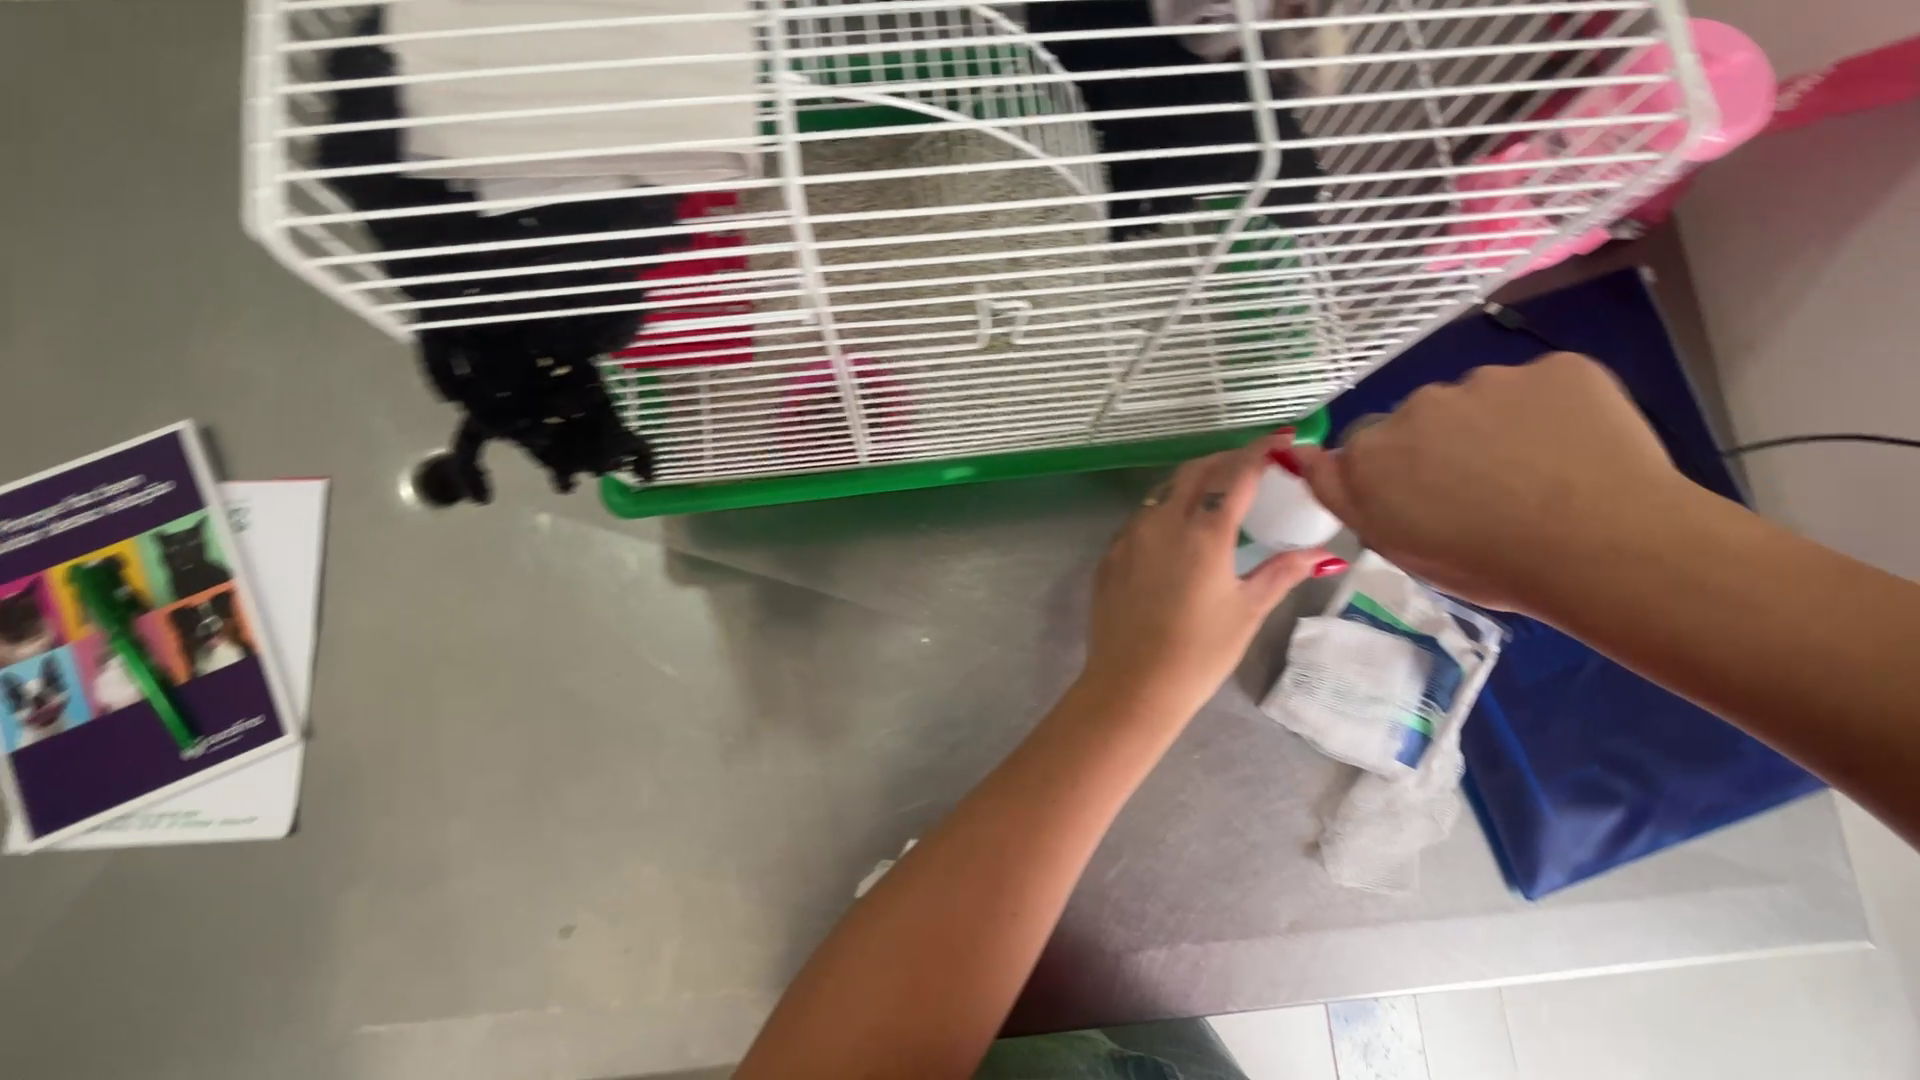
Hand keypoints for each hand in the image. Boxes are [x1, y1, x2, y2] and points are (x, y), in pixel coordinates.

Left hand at [1082, 434, 1344, 717]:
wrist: (1131, 686)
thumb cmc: (1198, 653)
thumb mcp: (1248, 611)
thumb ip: (1282, 572)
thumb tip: (1322, 555)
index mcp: (1202, 532)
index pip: (1235, 473)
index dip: (1260, 451)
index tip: (1280, 441)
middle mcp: (1161, 522)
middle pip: (1196, 471)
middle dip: (1226, 461)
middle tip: (1253, 467)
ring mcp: (1129, 537)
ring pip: (1163, 491)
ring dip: (1193, 483)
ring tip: (1217, 496)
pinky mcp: (1109, 556)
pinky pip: (1141, 519)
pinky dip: (1165, 512)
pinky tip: (1178, 534)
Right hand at [1290, 352, 1692, 612]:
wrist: (1602, 546)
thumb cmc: (1485, 562)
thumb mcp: (1394, 545)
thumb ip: (1343, 495)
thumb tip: (1302, 454)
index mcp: (1372, 452)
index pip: (1365, 450)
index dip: (1394, 476)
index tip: (1426, 504)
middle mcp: (1418, 404)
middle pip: (1421, 421)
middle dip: (1442, 447)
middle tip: (1484, 496)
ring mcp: (1489, 379)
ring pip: (1481, 400)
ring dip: (1495, 427)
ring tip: (1537, 476)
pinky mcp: (1556, 367)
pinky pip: (1542, 387)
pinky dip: (1552, 411)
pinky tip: (1574, 451)